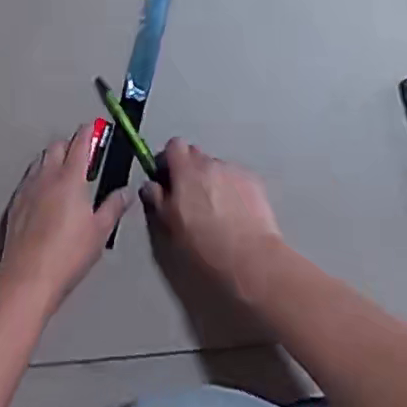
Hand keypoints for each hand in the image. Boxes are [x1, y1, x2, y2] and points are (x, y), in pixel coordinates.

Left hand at [0, 126, 131, 301]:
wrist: (27, 279)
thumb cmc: (69, 253)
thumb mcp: (100, 230)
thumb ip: (114, 206)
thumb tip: (125, 192)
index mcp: (71, 177)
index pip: (80, 144)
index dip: (89, 132)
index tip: (95, 126)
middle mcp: (47, 177)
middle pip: (56, 147)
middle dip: (70, 144)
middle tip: (83, 154)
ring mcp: (27, 190)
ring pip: (40, 161)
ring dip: (53, 159)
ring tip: (64, 172)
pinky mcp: (14, 206)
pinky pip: (28, 179)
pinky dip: (39, 176)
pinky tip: (45, 193)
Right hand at [139, 139, 285, 296]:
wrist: (249, 260)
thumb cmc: (203, 247)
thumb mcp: (168, 228)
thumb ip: (156, 200)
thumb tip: (151, 186)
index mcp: (187, 171)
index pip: (174, 145)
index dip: (169, 160)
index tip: (167, 179)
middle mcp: (212, 164)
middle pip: (196, 155)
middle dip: (190, 171)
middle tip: (188, 198)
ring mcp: (235, 171)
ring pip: (217, 168)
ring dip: (212, 181)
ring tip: (215, 211)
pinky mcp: (255, 182)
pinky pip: (236, 178)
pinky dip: (232, 188)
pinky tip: (234, 213)